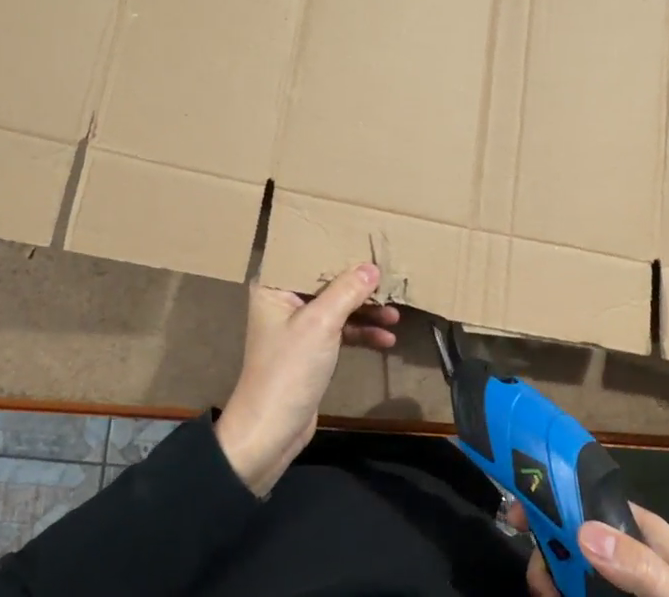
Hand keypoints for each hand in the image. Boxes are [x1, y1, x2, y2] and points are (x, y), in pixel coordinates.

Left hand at [214, 263, 399, 496]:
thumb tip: (372, 266)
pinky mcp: (310, 349)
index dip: (336, 248)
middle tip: (390, 276)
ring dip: (364, 310)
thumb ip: (347, 291)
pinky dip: (361, 332)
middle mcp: (282, 300)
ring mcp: (296, 326)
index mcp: (273, 285)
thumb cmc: (289, 368)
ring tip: (396, 312)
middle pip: (325, 281)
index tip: (366, 240)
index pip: (307, 256)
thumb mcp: (320, 324)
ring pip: (336, 307)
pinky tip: (387, 338)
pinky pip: (339, 331)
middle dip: (357, 282)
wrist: (272, 429)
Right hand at [510, 501, 668, 596]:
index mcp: (643, 533)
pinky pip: (570, 593)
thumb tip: (583, 532)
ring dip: (549, 584)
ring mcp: (615, 584)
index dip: (550, 499)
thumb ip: (641, 569)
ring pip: (565, 569)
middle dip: (546, 555)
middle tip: (541, 586)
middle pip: (567, 535)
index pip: (588, 496)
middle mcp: (625, 551)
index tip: (520, 517)